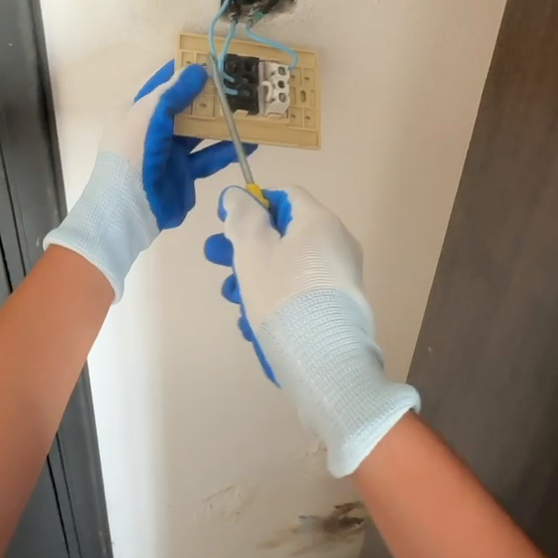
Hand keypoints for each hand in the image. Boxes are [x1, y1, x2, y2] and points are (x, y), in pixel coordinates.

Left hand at [44, 61, 250, 298]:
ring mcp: (170, 150)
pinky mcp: (185, 172)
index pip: (162, 81)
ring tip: (249, 110)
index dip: (185, 70)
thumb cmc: (132, 152)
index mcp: (136, 108)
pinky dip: (227, 149)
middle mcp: (153, 126)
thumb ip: (173, 92)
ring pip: (199, 130)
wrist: (128, 208)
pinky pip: (209, 156)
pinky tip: (250, 141)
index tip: (213, 59)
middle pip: (184, 105)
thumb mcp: (148, 115)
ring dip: (221, 121)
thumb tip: (197, 69)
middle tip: (238, 83)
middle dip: (209, 95)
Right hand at [203, 185, 419, 475]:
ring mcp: (340, 279)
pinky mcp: (339, 310)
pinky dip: (275, 299)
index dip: (252, 205)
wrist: (326, 362)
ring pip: (288, 266)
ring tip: (232, 299)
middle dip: (246, 247)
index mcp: (319, 221)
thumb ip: (242, 215)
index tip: (227, 227)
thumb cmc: (283, 295)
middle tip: (218, 262)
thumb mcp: (252, 248)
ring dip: (256, 277)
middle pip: (284, 234)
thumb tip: (238, 196)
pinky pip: (300, 293)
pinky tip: (253, 321)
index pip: (284, 195)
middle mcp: (337, 244)